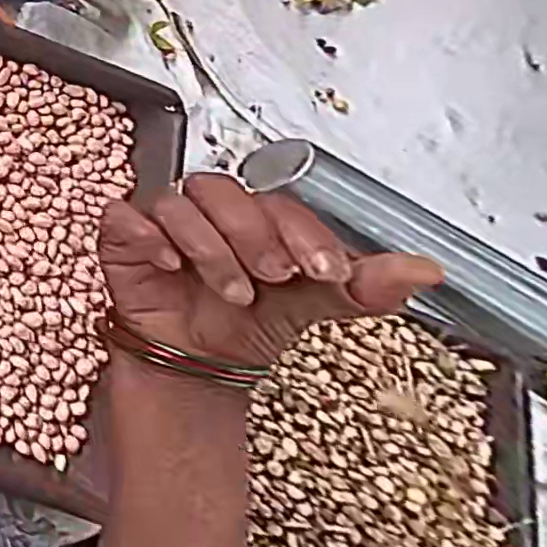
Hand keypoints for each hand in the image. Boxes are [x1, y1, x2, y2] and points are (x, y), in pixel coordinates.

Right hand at [100, 173, 442, 368]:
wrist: (197, 357)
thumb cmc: (247, 321)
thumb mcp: (309, 307)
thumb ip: (360, 287)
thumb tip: (425, 270)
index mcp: (250, 218)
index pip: (271, 200)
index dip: (299, 231)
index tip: (322, 270)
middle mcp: (202, 210)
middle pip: (217, 189)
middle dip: (251, 232)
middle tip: (272, 274)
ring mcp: (157, 220)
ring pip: (174, 204)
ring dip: (208, 247)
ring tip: (230, 289)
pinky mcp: (120, 235)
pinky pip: (123, 216)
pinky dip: (149, 237)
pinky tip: (171, 265)